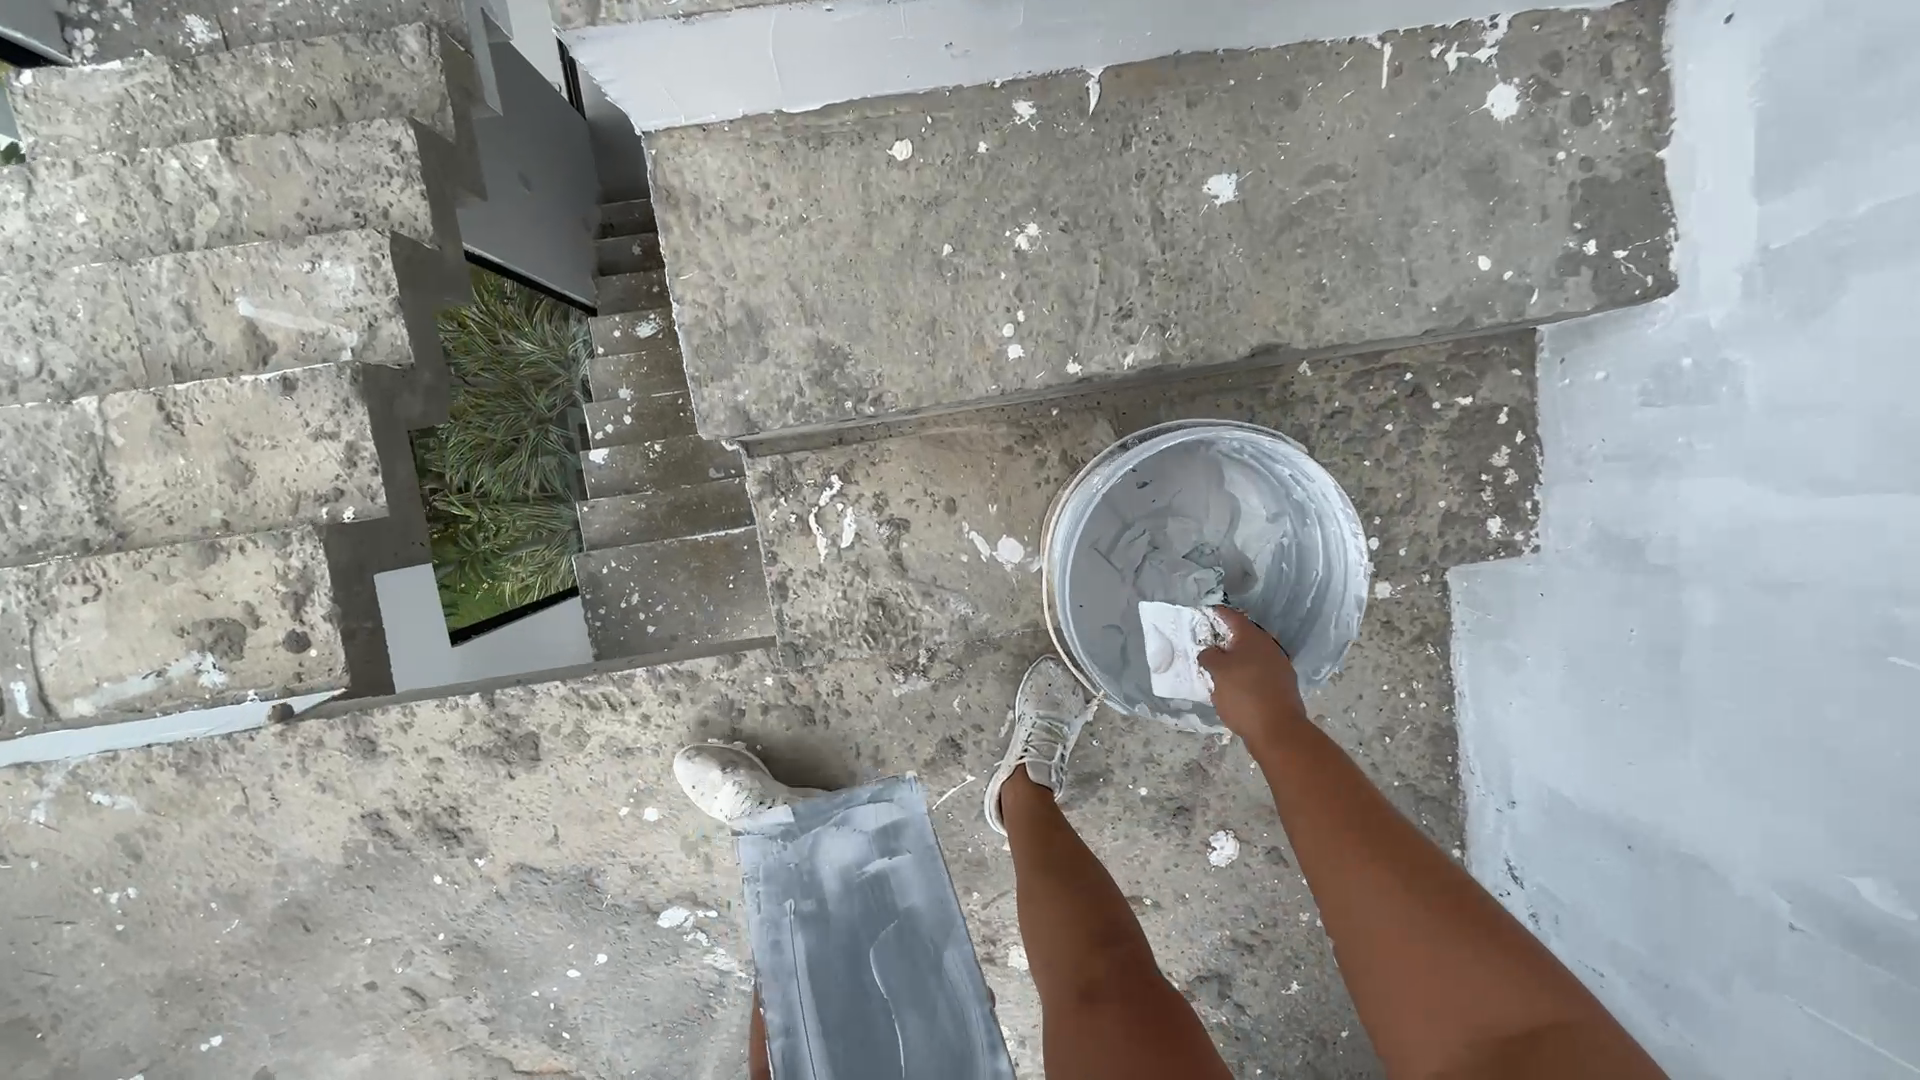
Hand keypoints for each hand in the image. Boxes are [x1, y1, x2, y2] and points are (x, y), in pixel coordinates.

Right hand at [1200, 607, 1309, 752]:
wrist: (1278, 730)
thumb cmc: (1243, 695)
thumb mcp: (1218, 673)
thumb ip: (1210, 657)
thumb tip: (1210, 652)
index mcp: (1252, 638)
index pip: (1232, 617)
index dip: (1217, 613)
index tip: (1204, 613)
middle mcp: (1269, 647)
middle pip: (1245, 636)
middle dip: (1227, 638)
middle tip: (1208, 643)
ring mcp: (1280, 666)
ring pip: (1253, 655)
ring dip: (1237, 658)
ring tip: (1219, 667)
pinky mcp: (1283, 685)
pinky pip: (1260, 671)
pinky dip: (1247, 672)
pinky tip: (1237, 684)